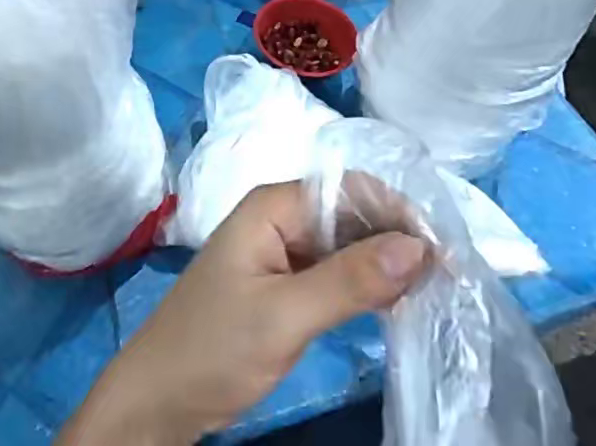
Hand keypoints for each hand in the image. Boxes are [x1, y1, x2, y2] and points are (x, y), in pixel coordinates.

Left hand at [57, 183, 427, 445]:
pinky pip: (333, 270)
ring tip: (426, 290)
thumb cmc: (213, 349)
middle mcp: (281, 216)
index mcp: (275, 205)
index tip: (439, 251)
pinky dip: (363, 283)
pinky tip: (391, 302)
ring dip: (383, 263)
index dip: (397, 213)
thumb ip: (351, 279)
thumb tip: (419, 247)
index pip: (351, 191)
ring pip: (345, 243)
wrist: (153, 404)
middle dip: (395, 239)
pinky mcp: (283, 281)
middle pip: (351, 214)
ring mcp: (281, 249)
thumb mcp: (286, 316)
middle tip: (442, 277)